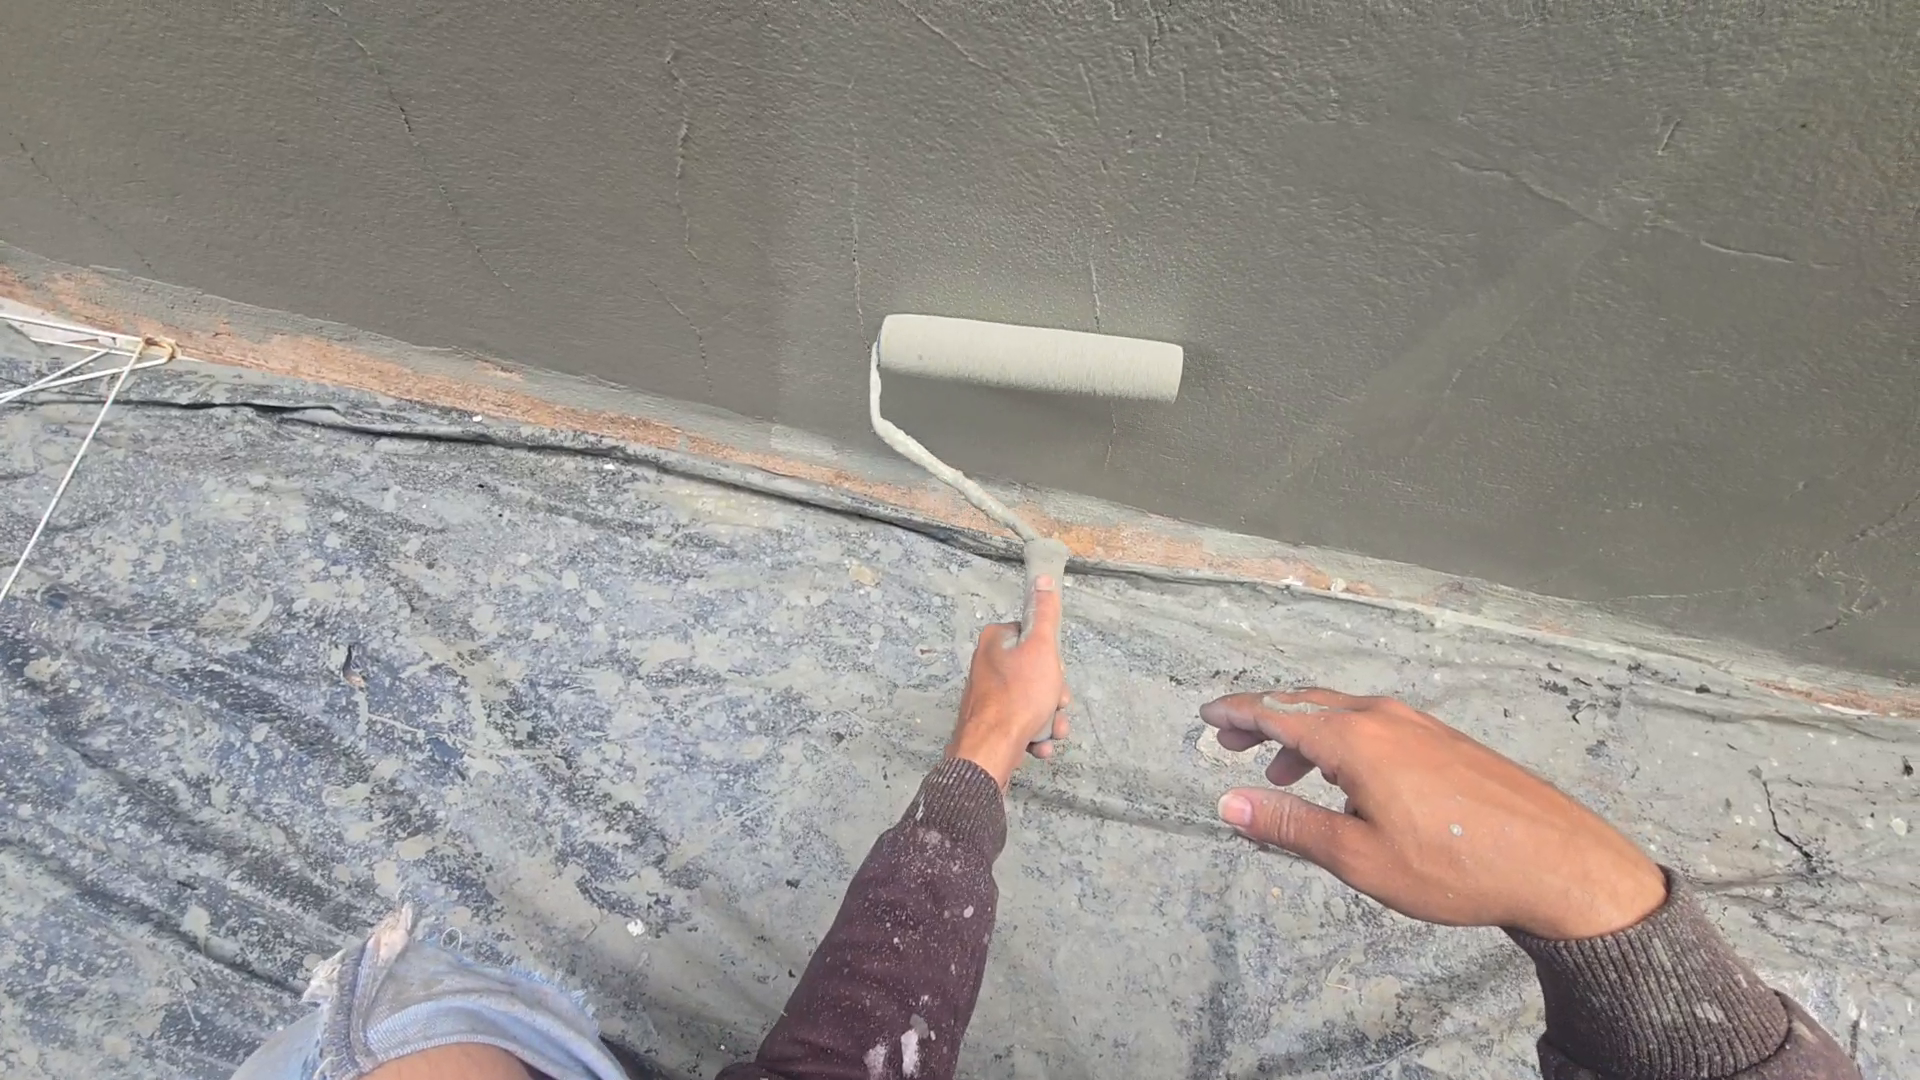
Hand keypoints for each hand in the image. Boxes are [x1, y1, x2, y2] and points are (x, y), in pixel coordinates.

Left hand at [946, 576, 1070, 788]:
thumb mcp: (1041, 649)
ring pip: (1033, 700)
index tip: (1054, 673)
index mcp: (995, 641)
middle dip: (1054, 694)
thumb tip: (1043, 580)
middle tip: (1055, 705)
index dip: (1052, 658)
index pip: (1034, 638)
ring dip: (1049, 718)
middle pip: (1037, 672)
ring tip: (1049, 731)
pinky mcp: (991, 722)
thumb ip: (1045, 614)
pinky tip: (1037, 744)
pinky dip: (1034, 734)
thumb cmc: (1017, 699)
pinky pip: (1022, 722)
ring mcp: (988, 695)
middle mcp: (987, 665)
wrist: (990, 751)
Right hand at [1201, 688, 1665, 939]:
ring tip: (1285, 771)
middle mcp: (1378, 716)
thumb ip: (1288, 825)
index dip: (1234, 712)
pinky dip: (1337, 739)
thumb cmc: (1452, 867)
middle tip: (1231, 743)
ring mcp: (1415, 722)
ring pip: (1338, 712)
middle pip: (1303, 703)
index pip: (1274, 711)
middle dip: (1261, 719)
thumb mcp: (1358, 856)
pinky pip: (1370, 723)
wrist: (1568, 868)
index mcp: (1351, 738)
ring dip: (1300, 733)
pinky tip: (1347, 777)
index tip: (1205, 714)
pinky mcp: (1442, 738)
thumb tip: (1226, 804)